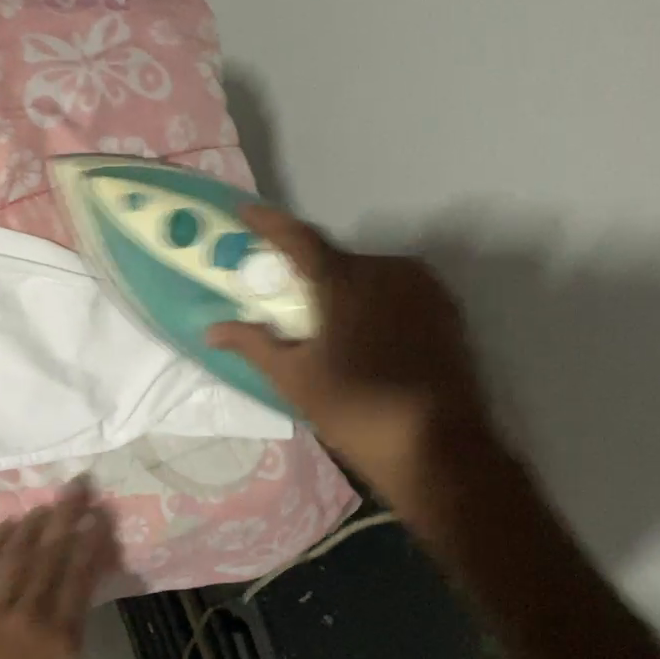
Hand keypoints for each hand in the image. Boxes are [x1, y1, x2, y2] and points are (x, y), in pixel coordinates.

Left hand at [0, 478, 117, 658]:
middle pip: (52, 559)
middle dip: (68, 519)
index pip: (81, 583)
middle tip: (80, 487)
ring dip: (35, 525)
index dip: (92, 547)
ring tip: (50, 500)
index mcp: (60, 649)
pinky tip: (6, 526)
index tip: (102, 519)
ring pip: (17, 558)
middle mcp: (29, 621)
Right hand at [207, 204, 487, 491]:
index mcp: (343, 280)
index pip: (298, 238)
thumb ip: (254, 344)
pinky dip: (373, 301)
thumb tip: (213, 329)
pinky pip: (398, 290)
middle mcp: (386, 269)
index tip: (243, 211)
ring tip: (326, 322)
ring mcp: (422, 287)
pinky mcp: (446, 309)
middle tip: (285, 294)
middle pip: (335, 259)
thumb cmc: (355, 409)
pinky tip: (364, 333)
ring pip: (369, 274)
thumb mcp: (294, 379)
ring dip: (343, 287)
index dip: (268, 222)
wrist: (438, 447)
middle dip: (307, 271)